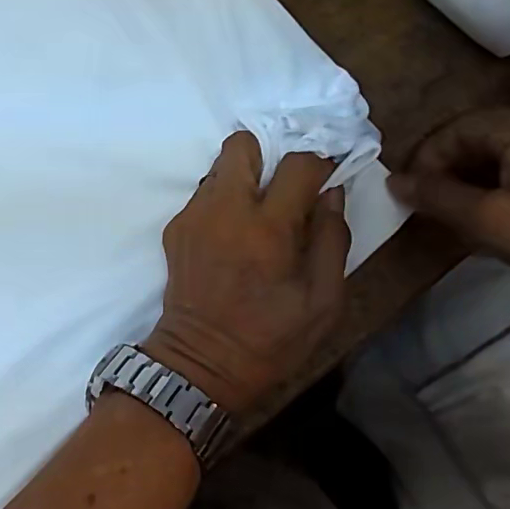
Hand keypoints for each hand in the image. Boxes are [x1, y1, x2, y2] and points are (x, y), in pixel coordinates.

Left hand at [144, 132, 350, 414]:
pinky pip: (204, 192)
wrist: (199, 365)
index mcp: (268, 228)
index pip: (299, 163)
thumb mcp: (323, 302)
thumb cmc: (270, 339)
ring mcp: (194, 216)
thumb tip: (332, 194)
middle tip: (284, 186)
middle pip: (243, 142)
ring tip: (258, 211)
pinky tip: (233, 233)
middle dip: (268, 154)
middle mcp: (225, 210)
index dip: (319, 163)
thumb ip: (333, 240)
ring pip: (220, 164)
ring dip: (244, 176)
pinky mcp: (176, 228)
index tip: (326, 177)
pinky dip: (224, 199)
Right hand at [387, 107, 509, 349]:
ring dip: (483, 180)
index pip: (459, 127)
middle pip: (487, 135)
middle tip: (434, 209)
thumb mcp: (493, 223)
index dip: (427, 159)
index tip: (409, 195)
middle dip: (454, 170)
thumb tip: (395, 181)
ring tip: (467, 217)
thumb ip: (439, 197)